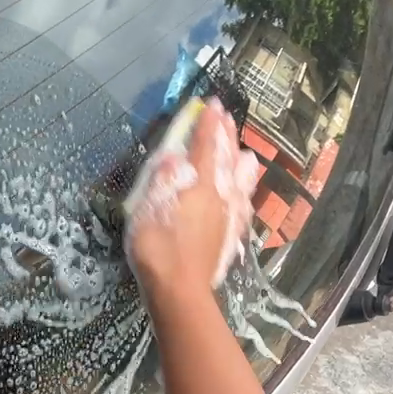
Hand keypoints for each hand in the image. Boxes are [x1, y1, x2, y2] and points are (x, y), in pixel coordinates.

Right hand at [125, 101, 262, 312]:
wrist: (179, 289)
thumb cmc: (157, 248)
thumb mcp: (148, 209)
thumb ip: (162, 178)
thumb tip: (174, 154)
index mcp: (199, 184)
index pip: (206, 145)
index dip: (208, 124)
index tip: (212, 103)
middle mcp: (220, 195)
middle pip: (228, 158)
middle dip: (226, 135)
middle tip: (225, 118)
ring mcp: (229, 216)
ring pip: (243, 181)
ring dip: (241, 162)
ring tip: (243, 153)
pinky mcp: (231, 235)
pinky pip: (244, 206)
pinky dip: (244, 192)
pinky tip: (243, 195)